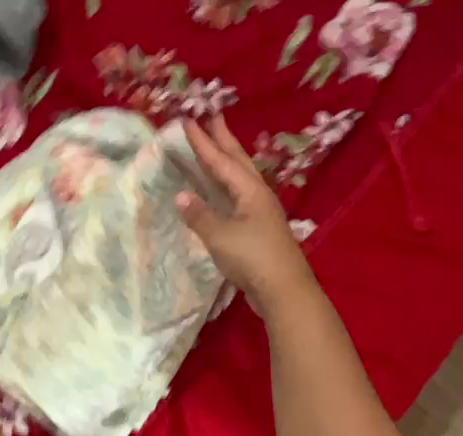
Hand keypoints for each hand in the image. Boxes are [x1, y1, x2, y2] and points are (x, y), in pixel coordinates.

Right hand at [176, 116, 315, 305]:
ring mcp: (261, 213)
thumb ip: (200, 216)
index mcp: (250, 191)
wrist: (282, 290)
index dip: (203, 143)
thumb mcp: (220, 236)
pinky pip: (238, 199)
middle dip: (223, 141)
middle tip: (212, 119)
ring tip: (216, 149)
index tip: (188, 122)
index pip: (222, 161)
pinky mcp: (259, 231)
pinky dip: (227, 188)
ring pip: (240, 179)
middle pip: (238, 162)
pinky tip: (222, 192)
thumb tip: (181, 196)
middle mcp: (258, 195)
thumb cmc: (252, 258)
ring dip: (227, 162)